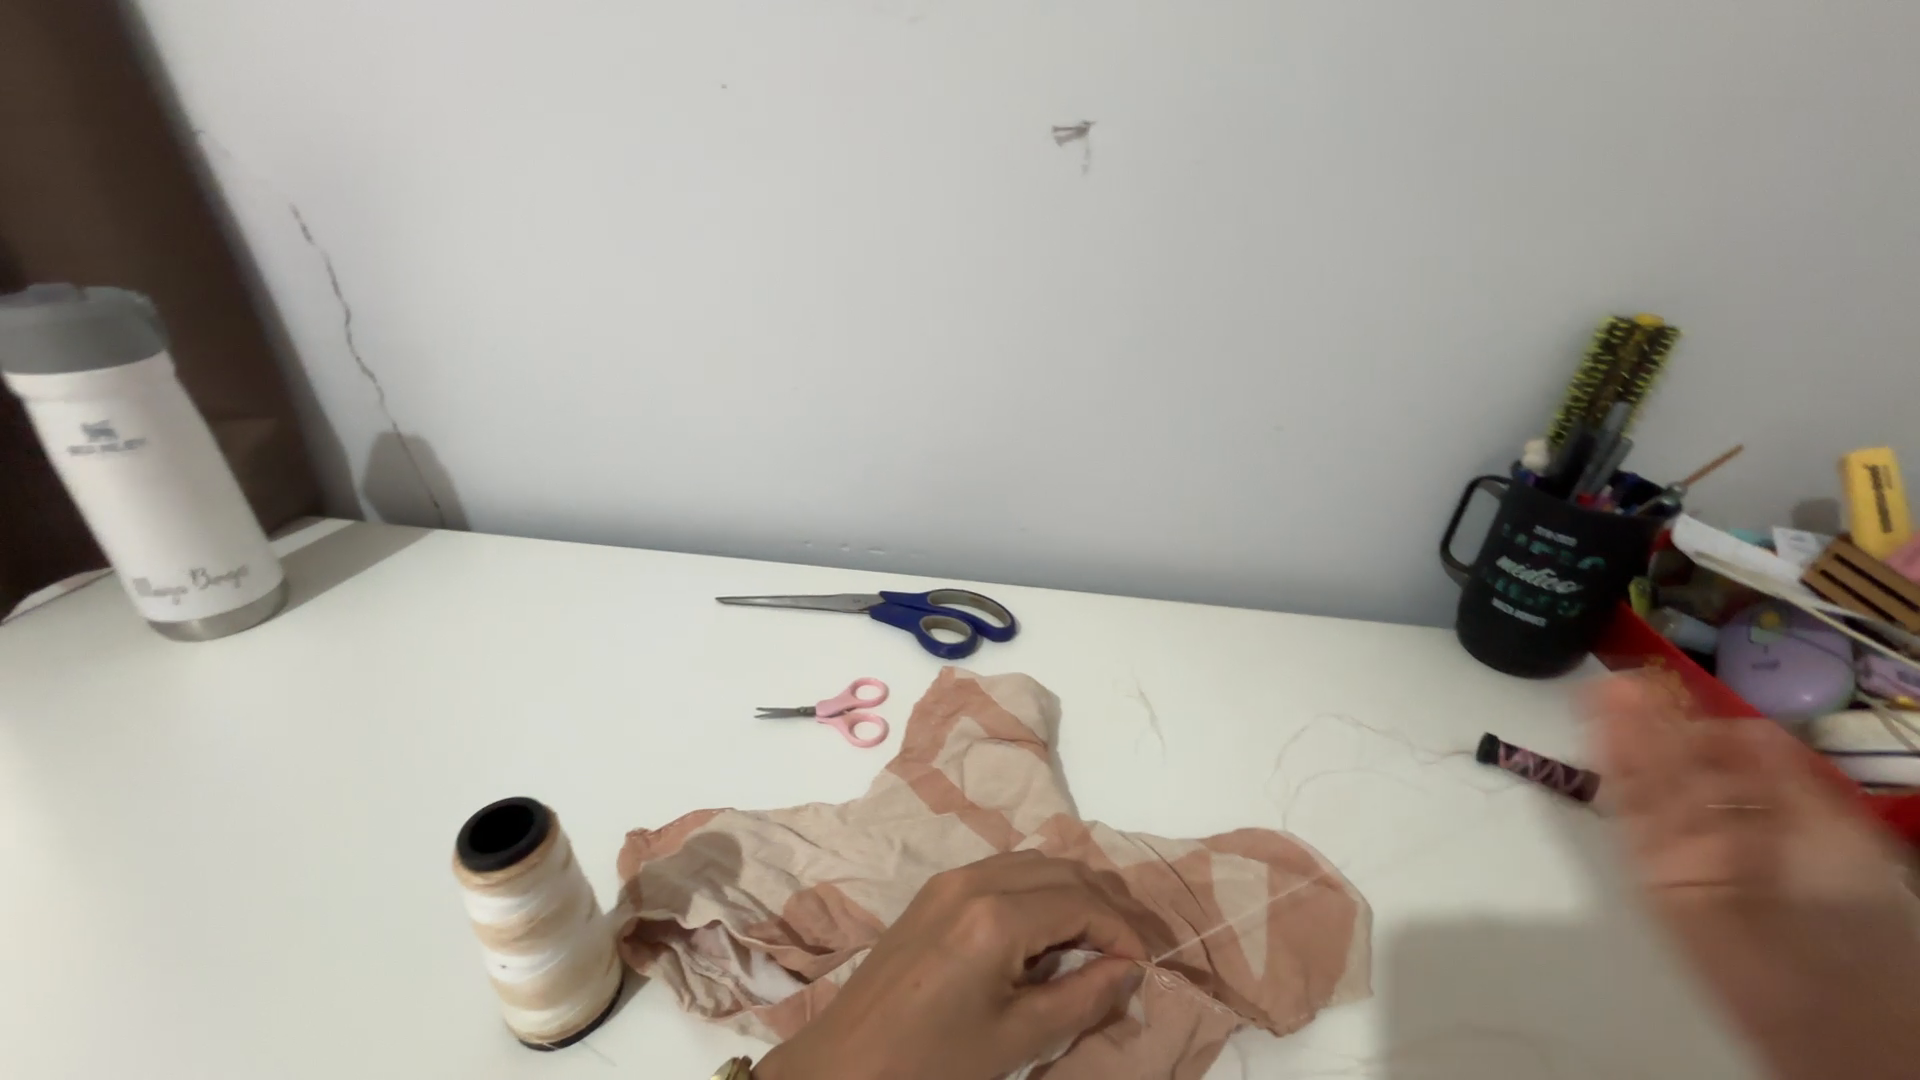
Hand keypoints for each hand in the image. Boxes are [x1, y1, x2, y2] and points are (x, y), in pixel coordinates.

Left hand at [753, 851, 1145, 1079]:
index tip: (1145, 965)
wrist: (845, 1063)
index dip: (1122, 930)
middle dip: (1102, 903)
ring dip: (1069, 891)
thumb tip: (1129, 969)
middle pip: (1060, 868)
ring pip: (1031, 862)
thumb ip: (1081, 998)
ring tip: (1093, 940)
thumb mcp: (1016, 1039)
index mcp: (995, 914)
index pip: (1080, 901)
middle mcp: (974, 879)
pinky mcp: (934, 889)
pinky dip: (1035, 889)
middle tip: (1127, 948)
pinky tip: (1044, 929)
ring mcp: (950, 878)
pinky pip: (1001, 870)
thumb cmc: (933, 1061)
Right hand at [1590, 676, 1919, 1079]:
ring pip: (1646, 780)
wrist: (1826, 994)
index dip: (1702, 724)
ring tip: (1604, 688)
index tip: (1679, 691)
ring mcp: (1681, 844)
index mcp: (1773, 819)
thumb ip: (1783, 780)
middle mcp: (1723, 827)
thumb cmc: (1852, 913)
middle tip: (1628, 679)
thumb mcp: (1837, 835)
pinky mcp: (1649, 863)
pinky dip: (1614, 769)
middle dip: (1654, 722)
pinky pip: (1630, 810)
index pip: (1726, 760)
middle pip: (1677, 765)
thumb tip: (1740, 727)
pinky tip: (1602, 730)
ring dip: (1624, 735)